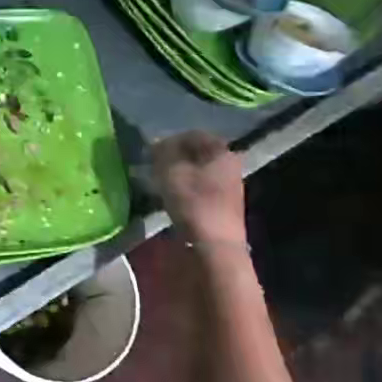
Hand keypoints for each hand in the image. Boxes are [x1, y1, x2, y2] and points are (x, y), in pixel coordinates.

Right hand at [151, 132, 248, 249]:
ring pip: (197, 171)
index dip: (170, 139)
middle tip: (153, 166)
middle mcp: (230, 164)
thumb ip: (162, 152)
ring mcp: (229, 186)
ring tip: (158, 182)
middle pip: (196, 153)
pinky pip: (200, 187)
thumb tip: (156, 143)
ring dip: (177, 173)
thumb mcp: (170, 172)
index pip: (193, 134)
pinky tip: (171, 197)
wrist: (215, 246)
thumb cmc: (194, 203)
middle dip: (173, 157)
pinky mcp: (223, 204)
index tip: (152, 152)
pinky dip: (184, 188)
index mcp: (221, 151)